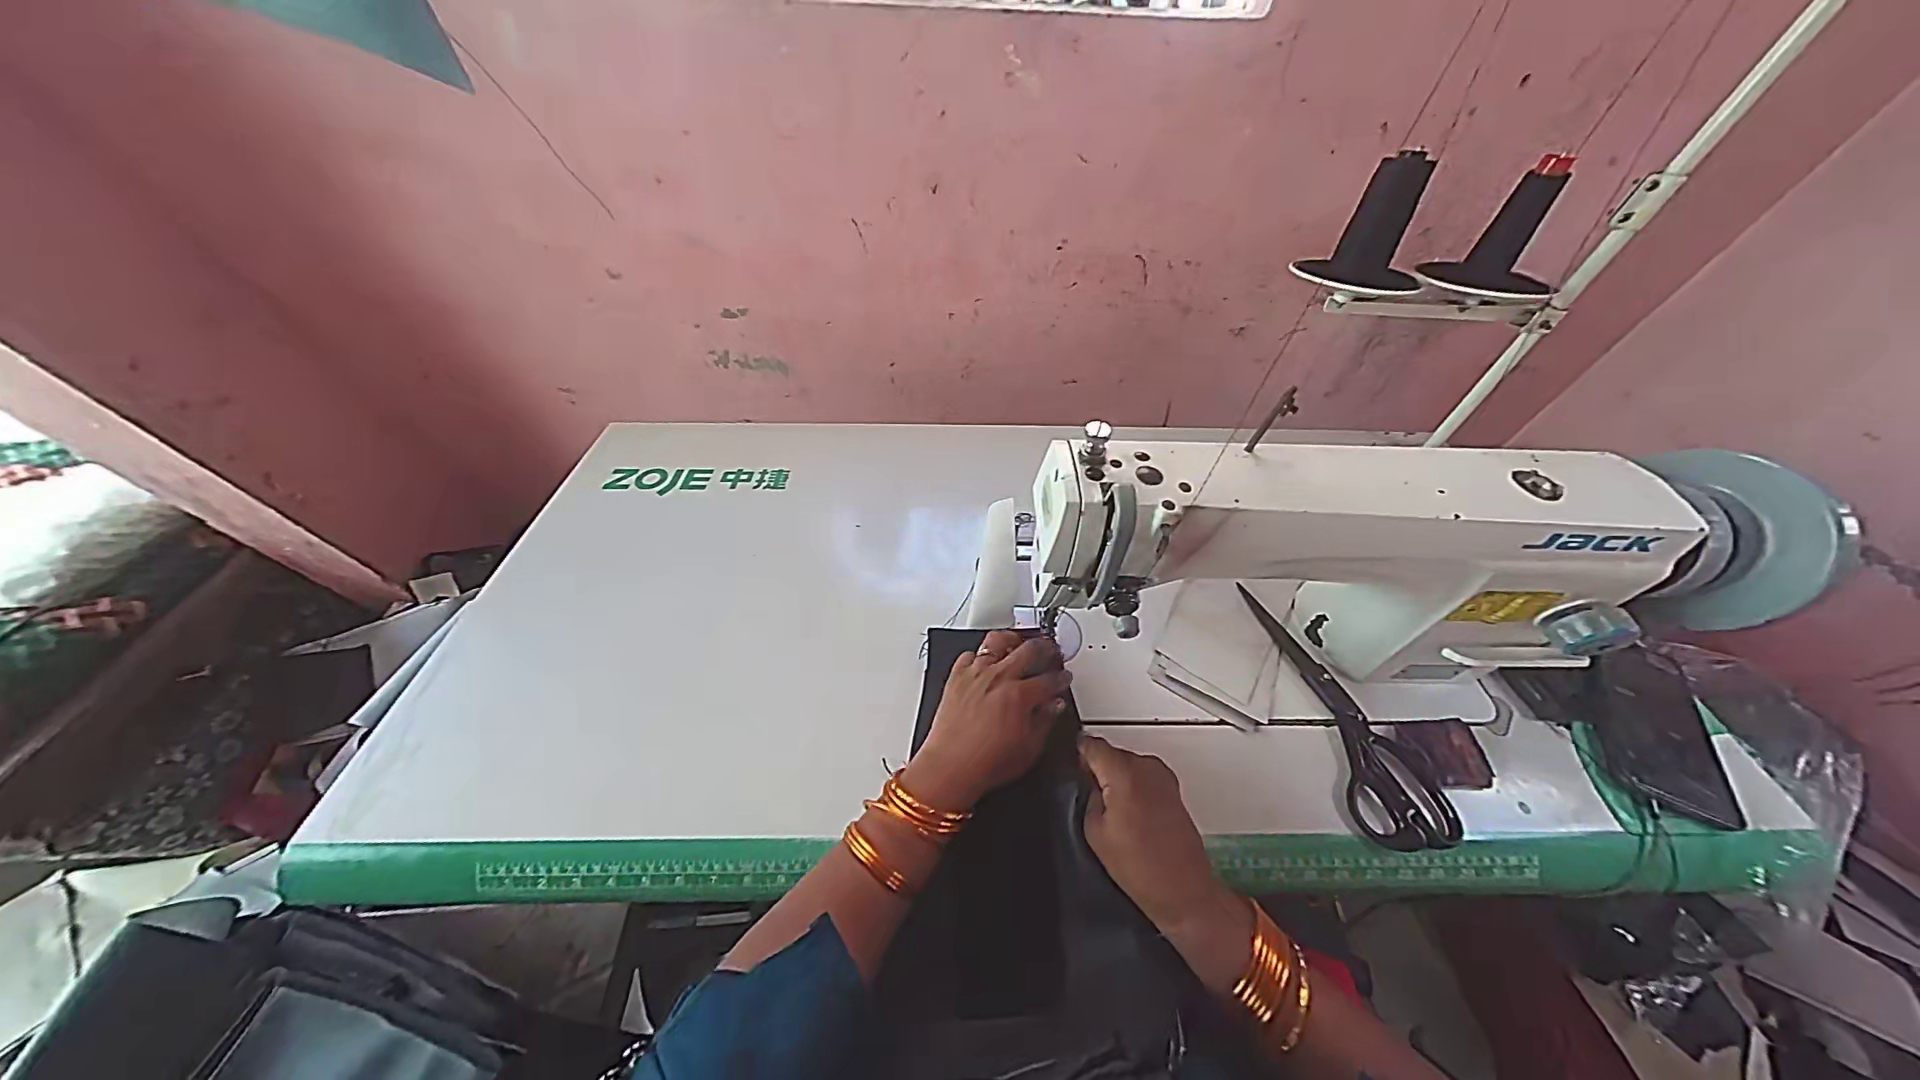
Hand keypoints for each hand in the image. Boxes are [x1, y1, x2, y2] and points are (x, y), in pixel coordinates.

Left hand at [906, 630, 1070, 809]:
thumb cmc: (985, 762)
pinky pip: (970, 654)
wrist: (950, 767)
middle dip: (1045, 647)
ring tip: (1019, 642)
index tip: (1063, 677)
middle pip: (1029, 649)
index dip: (1061, 677)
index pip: (1050, 679)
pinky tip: (985, 660)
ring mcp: (976, 674)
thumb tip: (1053, 707)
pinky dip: (980, 655)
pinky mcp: (956, 677)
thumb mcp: (1029, 749)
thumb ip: (1045, 721)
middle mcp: (998, 678)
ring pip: (997, 640)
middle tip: (1050, 649)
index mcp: (1020, 695)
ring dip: (1012, 639)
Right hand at [1080, 734, 1249, 989]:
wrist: (1182, 890)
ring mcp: (1164, 776)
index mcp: (1124, 773)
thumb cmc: (1142, 869)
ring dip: (1117, 778)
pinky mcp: (1173, 788)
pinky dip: (1133, 787)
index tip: (1071, 761)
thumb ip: (1087, 795)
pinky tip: (1129, 815)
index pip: (1092, 744)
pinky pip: (1143, 775)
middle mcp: (1147, 767)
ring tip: (1111, 811)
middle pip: (1111, 752)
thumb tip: (1088, 780)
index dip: (1077, 753)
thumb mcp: (1094, 831)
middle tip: (1088, 794)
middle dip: (1098, 768)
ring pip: (1128, 764)